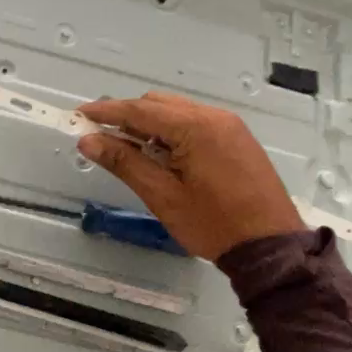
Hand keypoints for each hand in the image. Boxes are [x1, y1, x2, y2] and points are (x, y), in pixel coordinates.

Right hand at [77, 92, 303, 259]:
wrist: (271, 247)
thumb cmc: (213, 224)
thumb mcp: (162, 195)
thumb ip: (124, 162)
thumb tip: (88, 141)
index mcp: (195, 127)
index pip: (140, 110)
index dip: (106, 111)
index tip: (79, 114)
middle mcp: (214, 117)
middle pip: (158, 104)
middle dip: (127, 116)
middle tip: (101, 137)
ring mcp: (229, 127)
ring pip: (177, 112)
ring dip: (149, 124)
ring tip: (129, 149)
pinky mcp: (237, 139)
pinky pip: (195, 123)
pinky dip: (171, 132)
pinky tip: (162, 155)